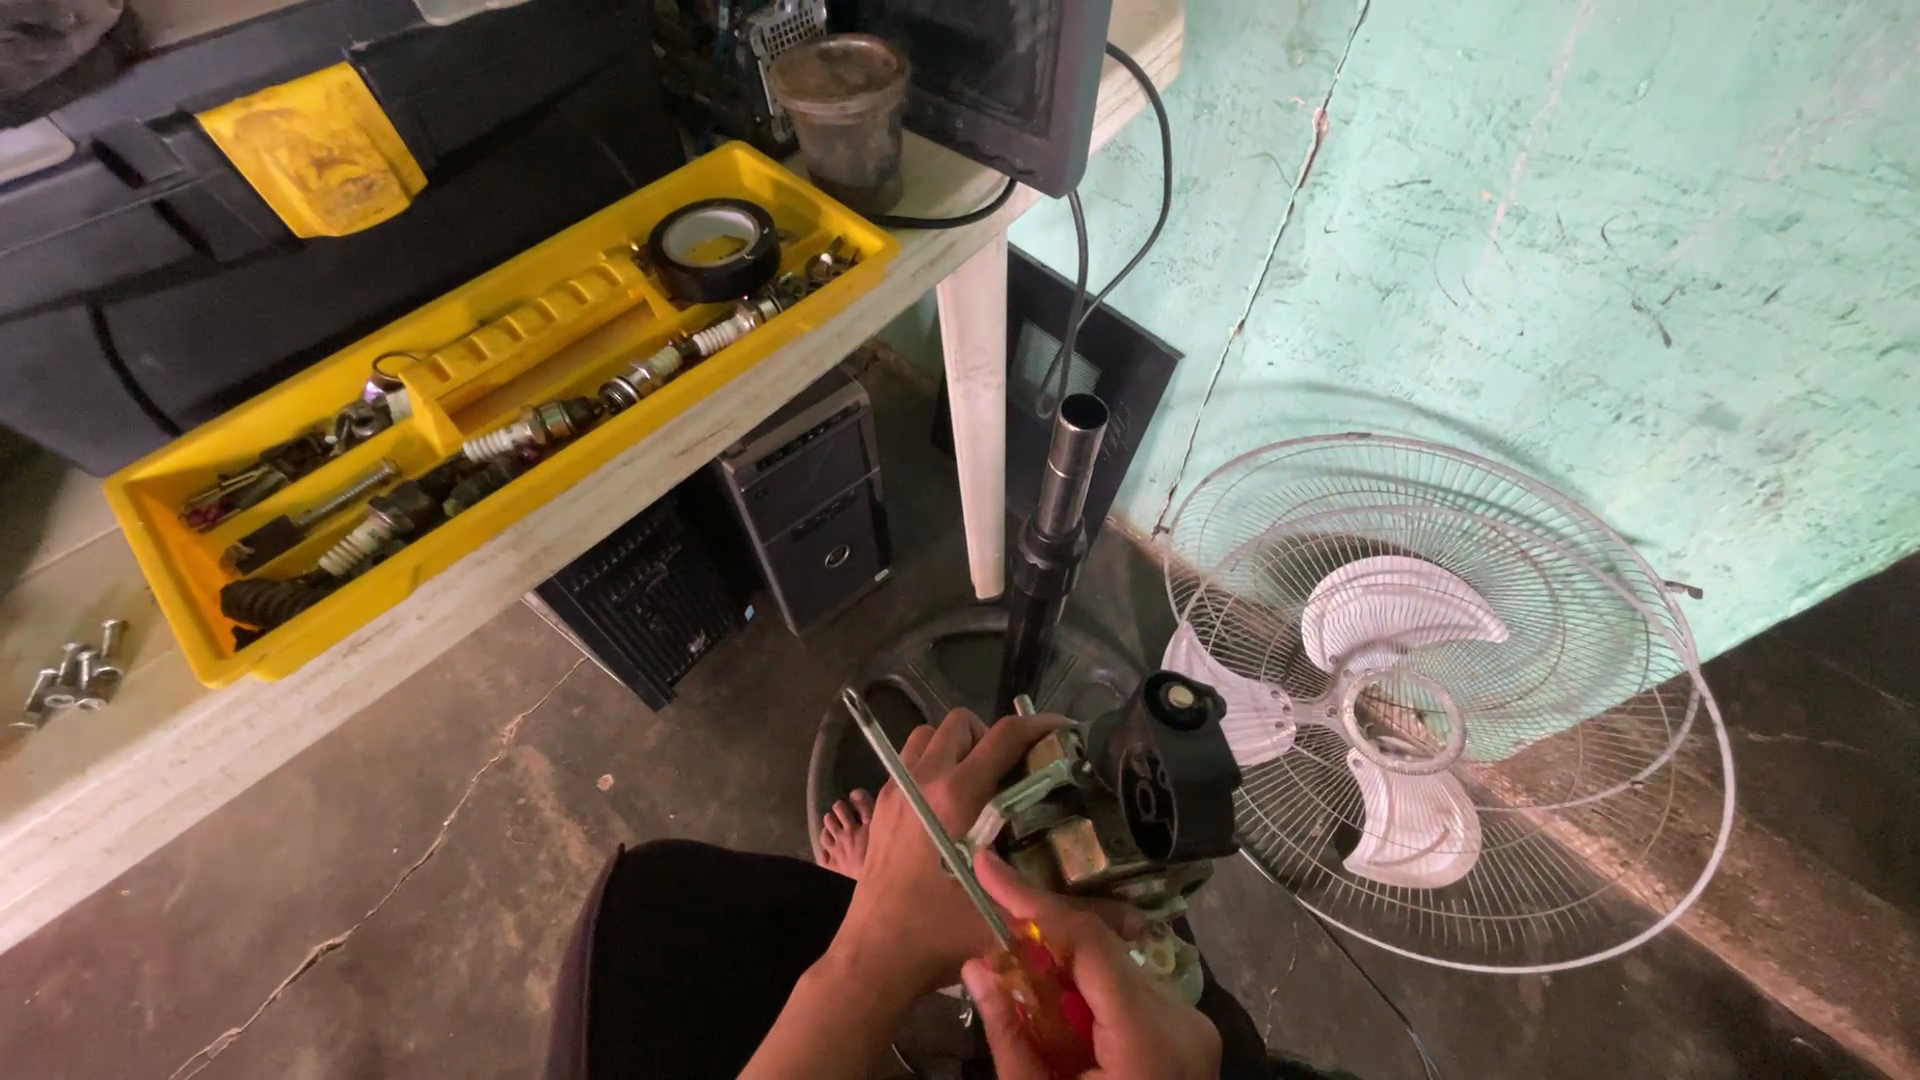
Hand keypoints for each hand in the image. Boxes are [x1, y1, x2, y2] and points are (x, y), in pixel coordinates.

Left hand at [824, 707, 1064, 998]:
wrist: (875, 956)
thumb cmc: (939, 934)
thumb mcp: (1009, 917)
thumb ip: (1073, 912)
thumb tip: (1138, 920)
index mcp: (958, 796)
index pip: (1004, 736)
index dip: (1039, 724)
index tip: (1062, 729)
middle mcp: (924, 779)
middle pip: (961, 722)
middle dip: (990, 735)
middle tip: (1010, 770)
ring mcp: (896, 788)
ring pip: (927, 734)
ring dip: (955, 744)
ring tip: (975, 778)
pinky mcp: (881, 804)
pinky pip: (908, 759)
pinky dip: (930, 763)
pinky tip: (945, 805)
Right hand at [961, 852, 1221, 1079]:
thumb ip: (1011, 1033)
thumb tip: (976, 965)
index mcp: (1151, 1042)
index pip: (1089, 943)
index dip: (1034, 901)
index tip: (986, 869)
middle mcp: (1183, 1019)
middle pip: (1098, 950)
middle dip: (1040, 940)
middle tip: (992, 939)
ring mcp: (1191, 1024)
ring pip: (1109, 965)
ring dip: (1061, 969)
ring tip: (1024, 991)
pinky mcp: (1186, 1031)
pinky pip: (1124, 989)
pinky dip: (1084, 992)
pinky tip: (1061, 1019)